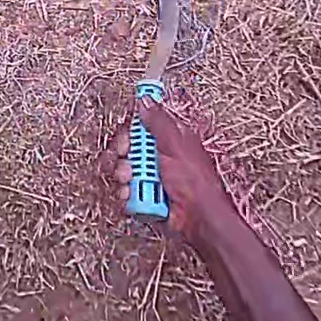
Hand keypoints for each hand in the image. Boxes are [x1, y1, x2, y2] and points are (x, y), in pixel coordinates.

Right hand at [107, 98, 244, 245]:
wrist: (198, 220)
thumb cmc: (195, 183)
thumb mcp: (175, 145)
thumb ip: (158, 122)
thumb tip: (145, 100)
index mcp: (169, 140)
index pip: (139, 129)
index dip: (129, 134)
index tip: (127, 141)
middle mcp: (159, 158)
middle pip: (126, 149)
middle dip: (123, 157)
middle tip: (130, 165)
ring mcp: (151, 177)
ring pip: (122, 170)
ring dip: (124, 177)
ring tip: (132, 183)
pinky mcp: (144, 196)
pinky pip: (124, 190)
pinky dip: (126, 194)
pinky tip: (133, 196)